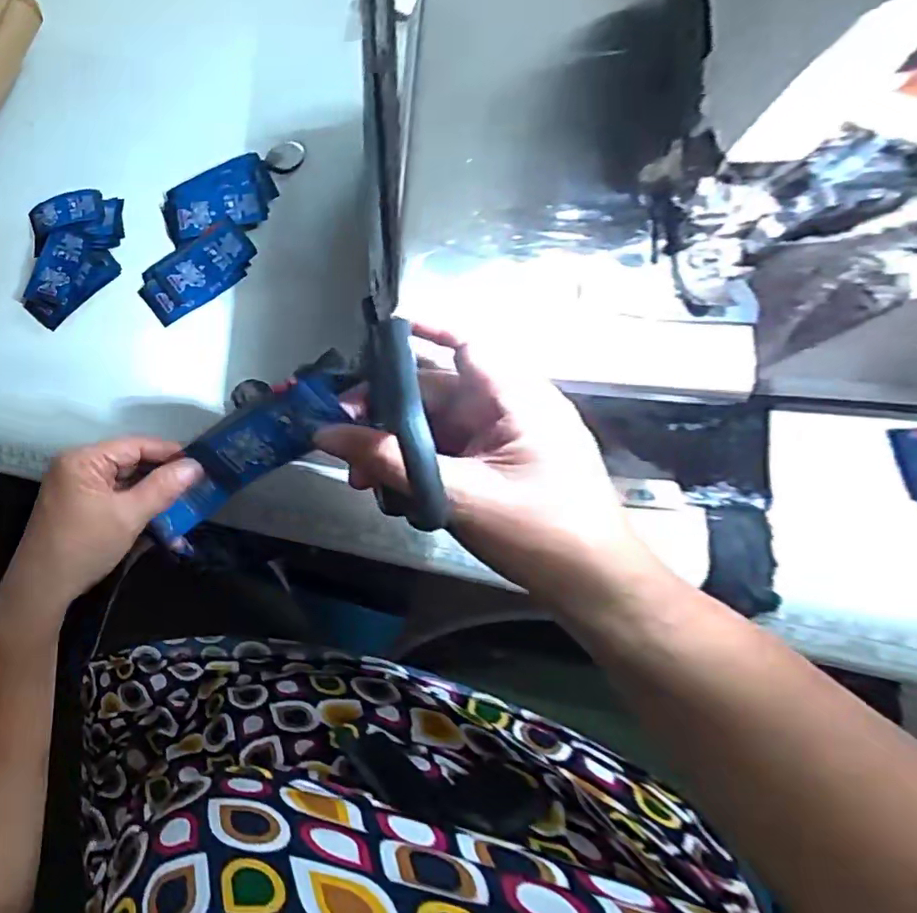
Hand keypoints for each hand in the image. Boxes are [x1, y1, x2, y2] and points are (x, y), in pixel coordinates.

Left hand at [5, 438, 203, 610]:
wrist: (43, 584)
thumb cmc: (85, 545)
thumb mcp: (128, 516)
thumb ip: (161, 488)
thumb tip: (194, 466)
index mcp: (82, 459)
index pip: (133, 445)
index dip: (168, 451)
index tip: (201, 462)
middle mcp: (75, 465)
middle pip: (127, 461)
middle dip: (160, 474)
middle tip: (197, 484)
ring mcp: (73, 485)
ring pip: (120, 481)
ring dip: (149, 493)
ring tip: (184, 502)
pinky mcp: (75, 504)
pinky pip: (110, 496)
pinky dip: (132, 505)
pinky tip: (158, 518)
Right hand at [313, 324, 675, 619]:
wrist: (592, 587)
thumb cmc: (542, 533)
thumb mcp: (457, 494)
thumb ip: (388, 460)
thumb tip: (324, 433)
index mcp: (518, 403)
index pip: (470, 347)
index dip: (426, 330)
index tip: (380, 329)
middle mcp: (505, 411)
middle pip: (429, 391)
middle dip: (380, 411)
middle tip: (340, 434)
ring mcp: (495, 438)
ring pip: (424, 424)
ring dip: (386, 444)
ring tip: (358, 475)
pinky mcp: (485, 463)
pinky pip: (432, 449)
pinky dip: (403, 462)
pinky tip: (380, 485)